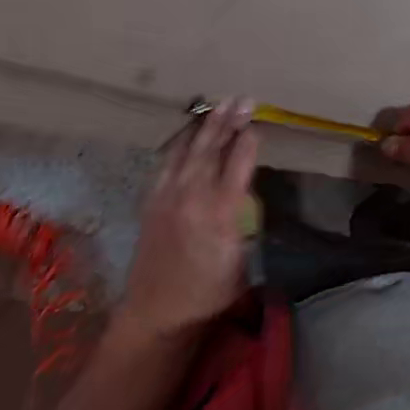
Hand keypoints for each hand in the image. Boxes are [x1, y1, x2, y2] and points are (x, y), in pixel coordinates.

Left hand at [117, 98, 258, 338]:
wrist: (158, 310)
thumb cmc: (207, 293)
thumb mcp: (240, 261)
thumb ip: (242, 220)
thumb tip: (243, 192)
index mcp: (220, 212)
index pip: (237, 164)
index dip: (248, 142)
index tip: (257, 124)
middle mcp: (192, 194)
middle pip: (212, 148)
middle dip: (228, 121)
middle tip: (242, 99)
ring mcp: (168, 192)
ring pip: (188, 148)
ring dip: (204, 126)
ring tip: (218, 106)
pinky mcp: (152, 196)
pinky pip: (167, 159)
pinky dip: (180, 142)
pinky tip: (187, 133)